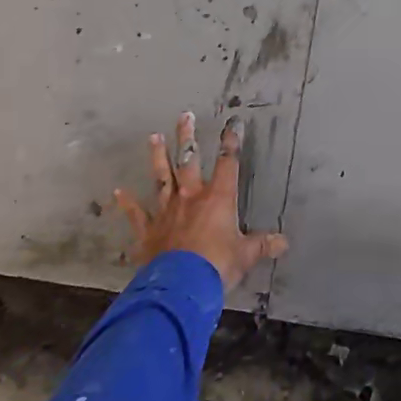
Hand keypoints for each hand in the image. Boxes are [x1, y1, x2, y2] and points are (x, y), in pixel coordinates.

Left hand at [114, 111, 288, 290]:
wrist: (181, 285)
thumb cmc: (218, 264)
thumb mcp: (246, 255)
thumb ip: (263, 245)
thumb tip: (283, 243)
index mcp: (218, 198)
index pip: (229, 163)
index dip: (232, 142)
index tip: (233, 123)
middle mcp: (191, 197)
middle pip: (189, 161)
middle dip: (188, 137)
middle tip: (185, 116)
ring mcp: (166, 211)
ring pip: (161, 178)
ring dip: (157, 157)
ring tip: (153, 136)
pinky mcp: (148, 230)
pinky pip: (136, 214)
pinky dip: (126, 203)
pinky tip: (117, 191)